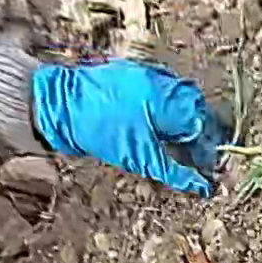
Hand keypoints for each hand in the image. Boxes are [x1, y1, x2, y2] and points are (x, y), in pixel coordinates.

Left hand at [31, 60, 226, 195]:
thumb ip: (179, 173)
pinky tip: (163, 128)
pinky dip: (169, 110)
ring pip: (181, 99)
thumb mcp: (143, 158)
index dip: (210, 147)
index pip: (203, 124)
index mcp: (164, 100)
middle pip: (196, 109)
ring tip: (181, 144)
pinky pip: (162, 91)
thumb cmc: (99, 131)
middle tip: (198, 155)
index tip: (210, 166)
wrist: (51, 105)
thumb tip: (206, 188)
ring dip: (186, 121)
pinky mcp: (128, 74)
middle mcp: (156, 82)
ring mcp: (141, 74)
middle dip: (201, 132)